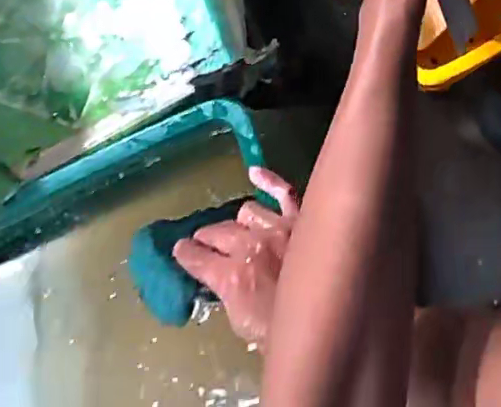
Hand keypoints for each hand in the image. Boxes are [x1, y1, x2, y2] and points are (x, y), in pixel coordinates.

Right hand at [173, 167, 299, 344]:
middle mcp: (251, 244)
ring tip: (237, 229)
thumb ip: (226, 290)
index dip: (186, 254)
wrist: (321, 317)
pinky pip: (283, 191)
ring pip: (247, 210)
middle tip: (204, 242)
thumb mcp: (238, 318)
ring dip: (239, 221)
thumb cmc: (277, 329)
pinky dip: (269, 180)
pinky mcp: (299, 219)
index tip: (179, 249)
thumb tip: (220, 274)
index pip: (198, 258)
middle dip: (207, 237)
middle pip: (219, 231)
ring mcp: (277, 226)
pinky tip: (255, 172)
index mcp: (232, 274)